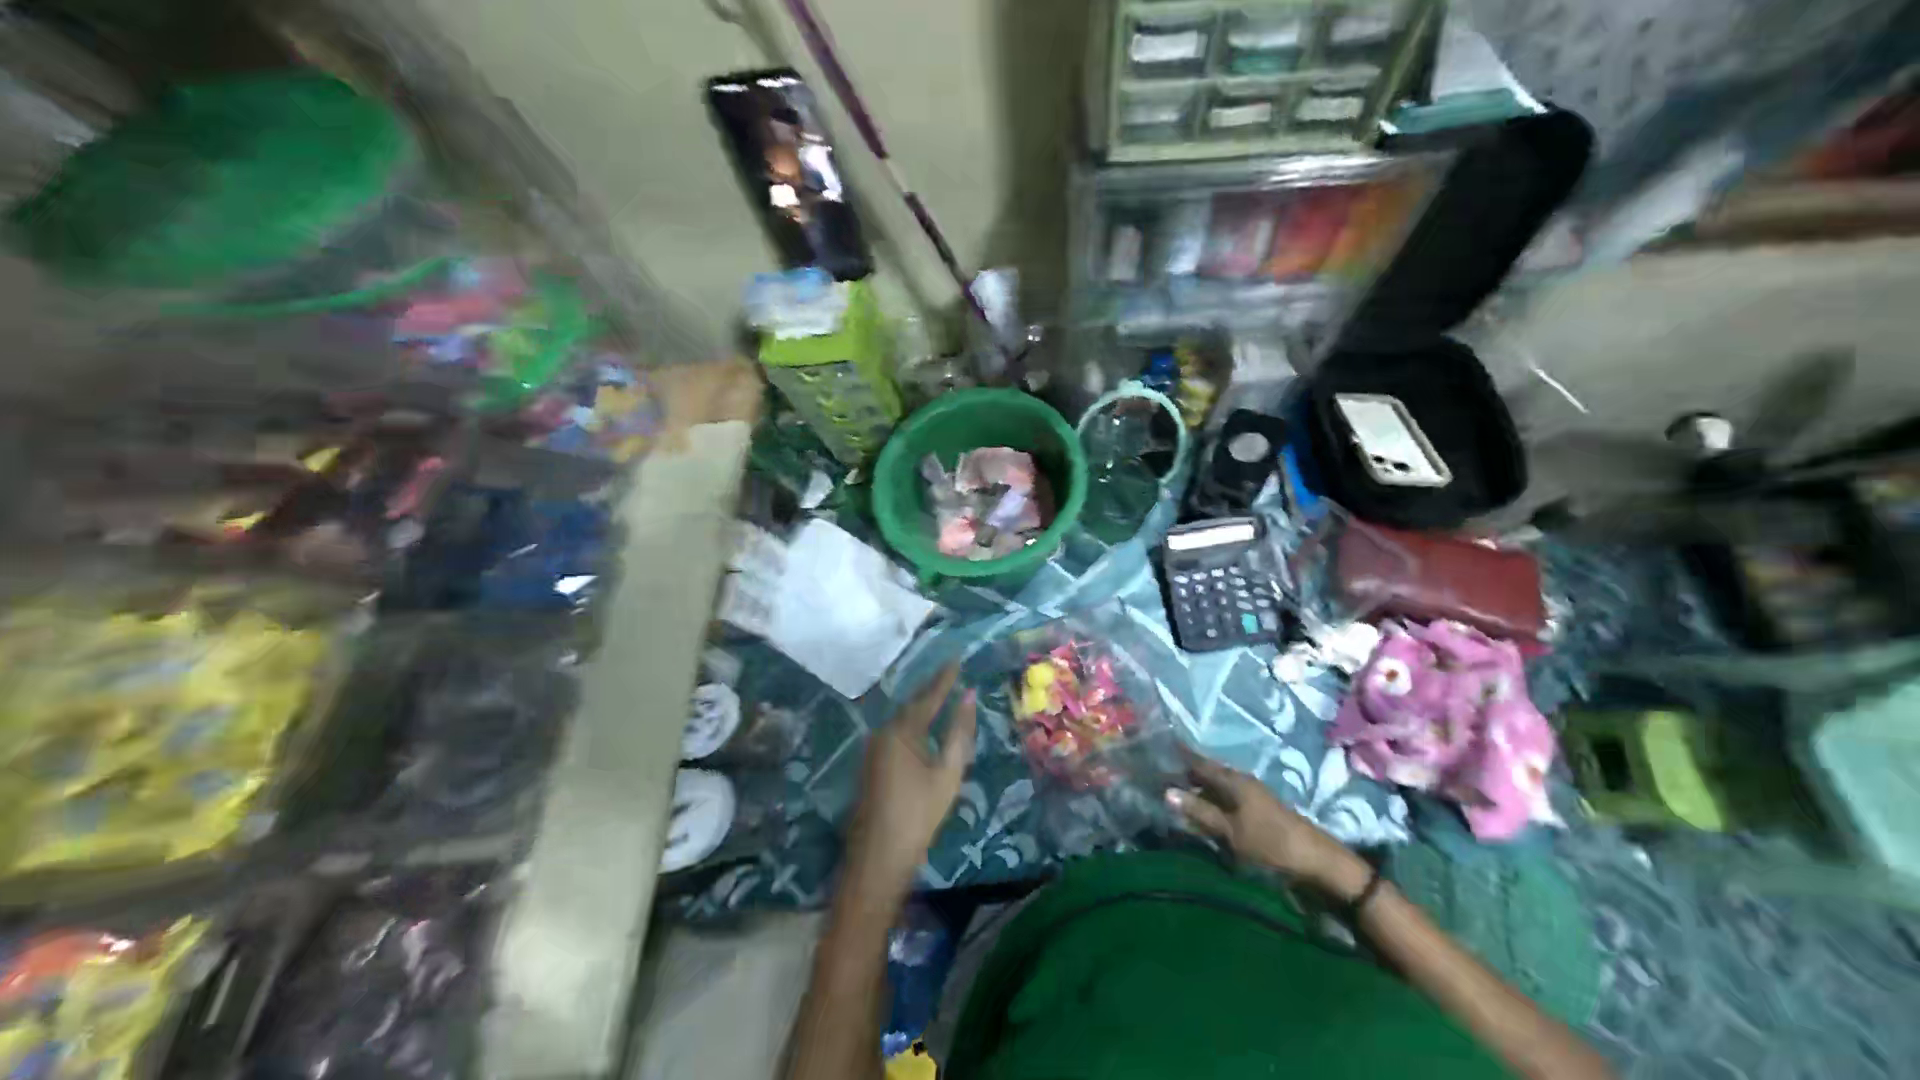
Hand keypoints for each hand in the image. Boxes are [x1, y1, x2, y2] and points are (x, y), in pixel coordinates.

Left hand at [844, 664, 976, 893]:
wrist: (879, 855)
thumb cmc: (919, 814)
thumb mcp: (948, 773)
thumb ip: (959, 732)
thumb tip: (968, 697)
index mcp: (902, 730)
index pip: (928, 696)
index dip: (944, 678)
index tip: (957, 658)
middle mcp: (883, 731)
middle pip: (911, 703)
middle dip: (931, 688)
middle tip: (949, 671)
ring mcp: (873, 747)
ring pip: (901, 717)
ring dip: (920, 705)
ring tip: (940, 692)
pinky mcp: (871, 762)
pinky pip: (895, 731)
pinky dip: (911, 722)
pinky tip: (922, 725)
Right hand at [1167, 753, 1370, 898]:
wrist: (1317, 864)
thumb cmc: (1271, 844)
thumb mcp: (1230, 831)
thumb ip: (1199, 811)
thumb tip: (1166, 791)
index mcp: (1234, 779)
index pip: (1198, 761)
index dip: (1177, 756)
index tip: (1154, 750)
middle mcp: (1241, 781)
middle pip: (1205, 773)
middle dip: (1182, 774)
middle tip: (1155, 776)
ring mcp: (1249, 796)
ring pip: (1214, 788)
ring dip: (1195, 791)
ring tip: (1170, 795)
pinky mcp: (1255, 812)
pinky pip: (1224, 801)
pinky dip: (1208, 804)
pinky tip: (1197, 813)